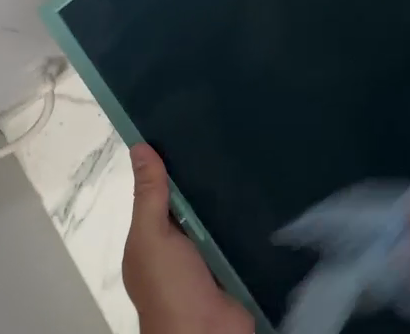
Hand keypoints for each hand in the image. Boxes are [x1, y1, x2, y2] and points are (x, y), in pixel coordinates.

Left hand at [123, 143, 254, 333]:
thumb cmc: (170, 288)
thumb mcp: (152, 238)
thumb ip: (149, 196)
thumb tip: (139, 147)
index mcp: (154, 237)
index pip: (164, 190)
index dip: (175, 160)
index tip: (195, 121)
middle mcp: (182, 243)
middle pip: (196, 199)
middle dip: (210, 172)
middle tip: (234, 129)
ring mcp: (212, 252)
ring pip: (222, 212)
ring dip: (236, 191)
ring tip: (257, 147)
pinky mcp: (239, 259)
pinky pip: (245, 229)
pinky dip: (254, 212)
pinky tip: (270, 184)